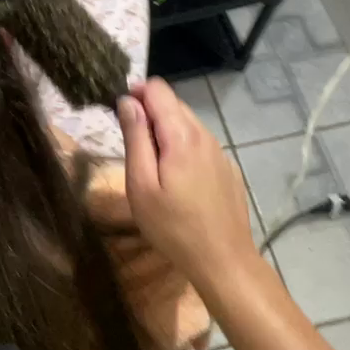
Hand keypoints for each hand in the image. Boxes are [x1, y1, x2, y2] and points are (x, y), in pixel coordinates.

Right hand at [118, 78, 260, 290]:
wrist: (224, 261)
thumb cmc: (173, 227)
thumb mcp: (141, 185)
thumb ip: (134, 137)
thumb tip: (127, 101)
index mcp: (181, 134)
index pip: (158, 88)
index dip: (136, 94)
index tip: (121, 117)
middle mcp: (204, 134)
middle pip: (173, 103)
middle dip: (149, 114)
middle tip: (134, 149)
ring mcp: (220, 151)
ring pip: (188, 123)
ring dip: (166, 132)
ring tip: (154, 168)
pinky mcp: (228, 168)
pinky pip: (201, 144)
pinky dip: (184, 148)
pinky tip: (179, 182)